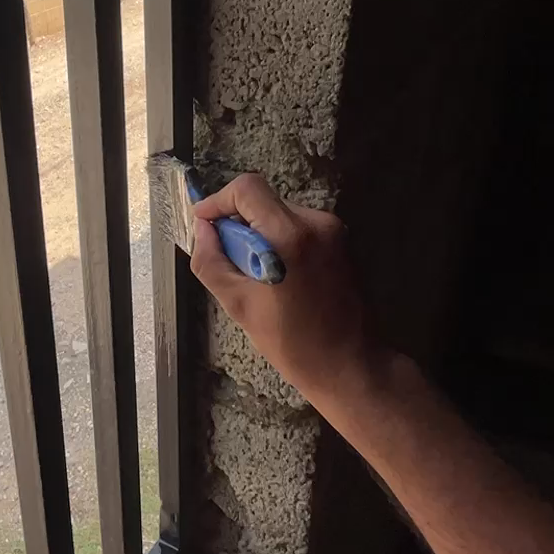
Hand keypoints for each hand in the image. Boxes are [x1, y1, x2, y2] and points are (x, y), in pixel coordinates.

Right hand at [189, 173, 373, 400]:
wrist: (351, 365)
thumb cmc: (293, 342)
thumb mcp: (238, 305)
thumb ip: (211, 260)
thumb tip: (202, 228)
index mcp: (290, 235)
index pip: (247, 188)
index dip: (218, 201)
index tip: (204, 223)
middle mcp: (316, 222)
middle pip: (263, 200)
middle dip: (238, 222)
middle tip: (229, 258)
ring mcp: (334, 229)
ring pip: (279, 214)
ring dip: (260, 234)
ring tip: (257, 275)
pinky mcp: (343, 240)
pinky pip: (298, 227)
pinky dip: (280, 241)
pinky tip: (281, 277)